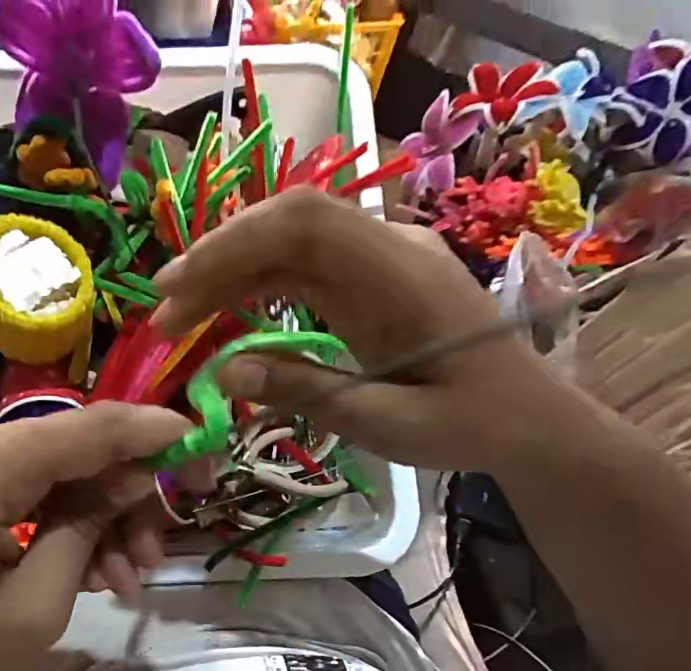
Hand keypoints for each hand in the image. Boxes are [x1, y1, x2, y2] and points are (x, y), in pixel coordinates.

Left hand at [0, 404, 189, 670]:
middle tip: (160, 550)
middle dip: (129, 495)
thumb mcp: (38, 605)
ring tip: (128, 579)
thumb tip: (139, 475)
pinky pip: (37, 484)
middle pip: (76, 447)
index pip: (83, 430)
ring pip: (63, 468)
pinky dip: (72, 520)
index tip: (204, 443)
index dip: (151, 430)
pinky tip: (97, 569)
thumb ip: (89, 527)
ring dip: (105, 518)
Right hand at [151, 188, 556, 472]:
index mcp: (400, 275)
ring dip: (232, 272)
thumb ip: (304, 392)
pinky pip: (307, 268)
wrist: (527, 421)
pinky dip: (259, 286)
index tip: (176, 292)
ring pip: (292, 244)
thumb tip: (221, 375)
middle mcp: (389, 250)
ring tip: (181, 313)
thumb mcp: (384, 422)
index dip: (231, 247)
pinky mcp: (374, 281)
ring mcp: (382, 261)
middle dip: (218, 260)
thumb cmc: (466, 426)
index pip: (303, 226)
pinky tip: (228, 312)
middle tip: (163, 311)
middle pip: (289, 226)